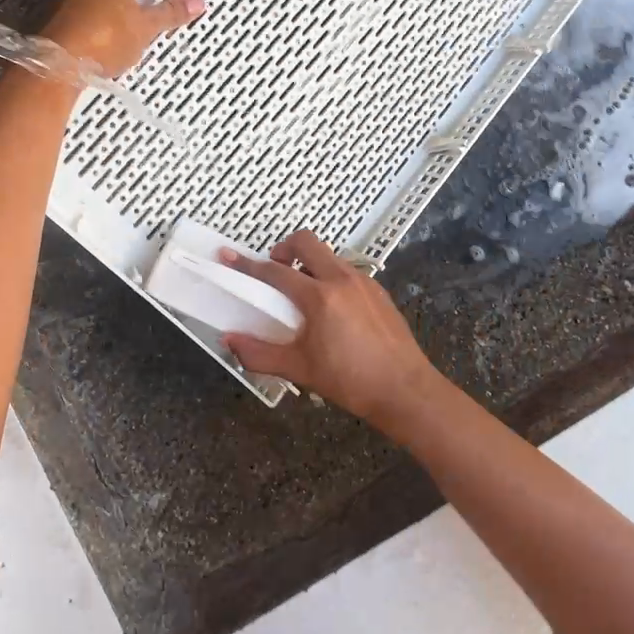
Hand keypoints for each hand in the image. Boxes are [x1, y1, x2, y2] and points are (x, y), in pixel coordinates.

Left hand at [42, 0, 205, 77]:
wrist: (60, 65)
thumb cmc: (106, 36)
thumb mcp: (145, 27)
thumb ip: (171, 13)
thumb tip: (197, 2)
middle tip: (182, 5)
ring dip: (141, 7)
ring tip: (163, 25)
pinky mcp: (78, 13)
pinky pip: (110, 10)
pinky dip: (125, 20)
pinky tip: (136, 39)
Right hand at [218, 230, 442, 427]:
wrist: (406, 391)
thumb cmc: (350, 381)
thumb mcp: (298, 370)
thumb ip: (259, 354)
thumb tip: (229, 340)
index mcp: (319, 296)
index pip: (274, 271)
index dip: (247, 264)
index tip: (227, 256)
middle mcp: (342, 279)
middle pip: (306, 242)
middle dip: (284, 248)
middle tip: (275, 270)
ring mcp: (364, 282)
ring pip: (329, 256)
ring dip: (309, 264)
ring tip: (302, 296)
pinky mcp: (379, 292)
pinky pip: (346, 272)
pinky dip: (330, 278)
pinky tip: (331, 310)